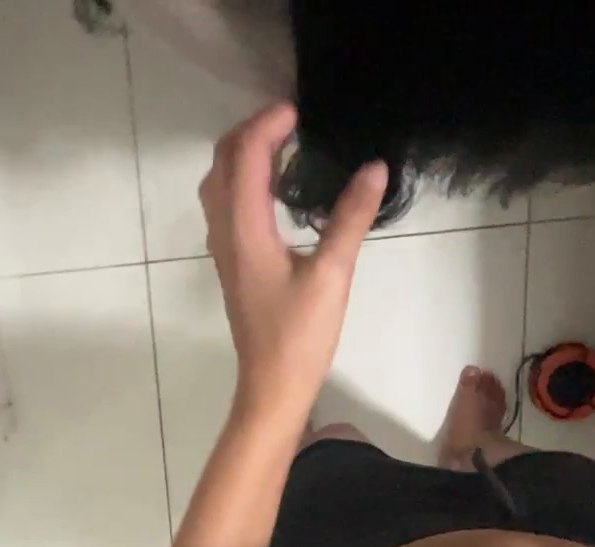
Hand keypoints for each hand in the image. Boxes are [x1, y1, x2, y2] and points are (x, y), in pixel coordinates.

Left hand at [199, 102, 387, 423]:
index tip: (302, 111)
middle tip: (293, 123)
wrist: (271, 387)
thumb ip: (350, 218)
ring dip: (244, 158)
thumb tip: (374, 168)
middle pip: (222, 162)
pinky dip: (245, 185)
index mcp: (245, 230)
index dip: (270, 123)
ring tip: (286, 149)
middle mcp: (225, 234)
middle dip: (251, 132)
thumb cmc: (300, 337)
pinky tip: (278, 194)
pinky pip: (227, 209)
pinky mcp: (232, 266)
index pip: (246, 154)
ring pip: (219, 186)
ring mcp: (224, 251)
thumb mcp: (332, 275)